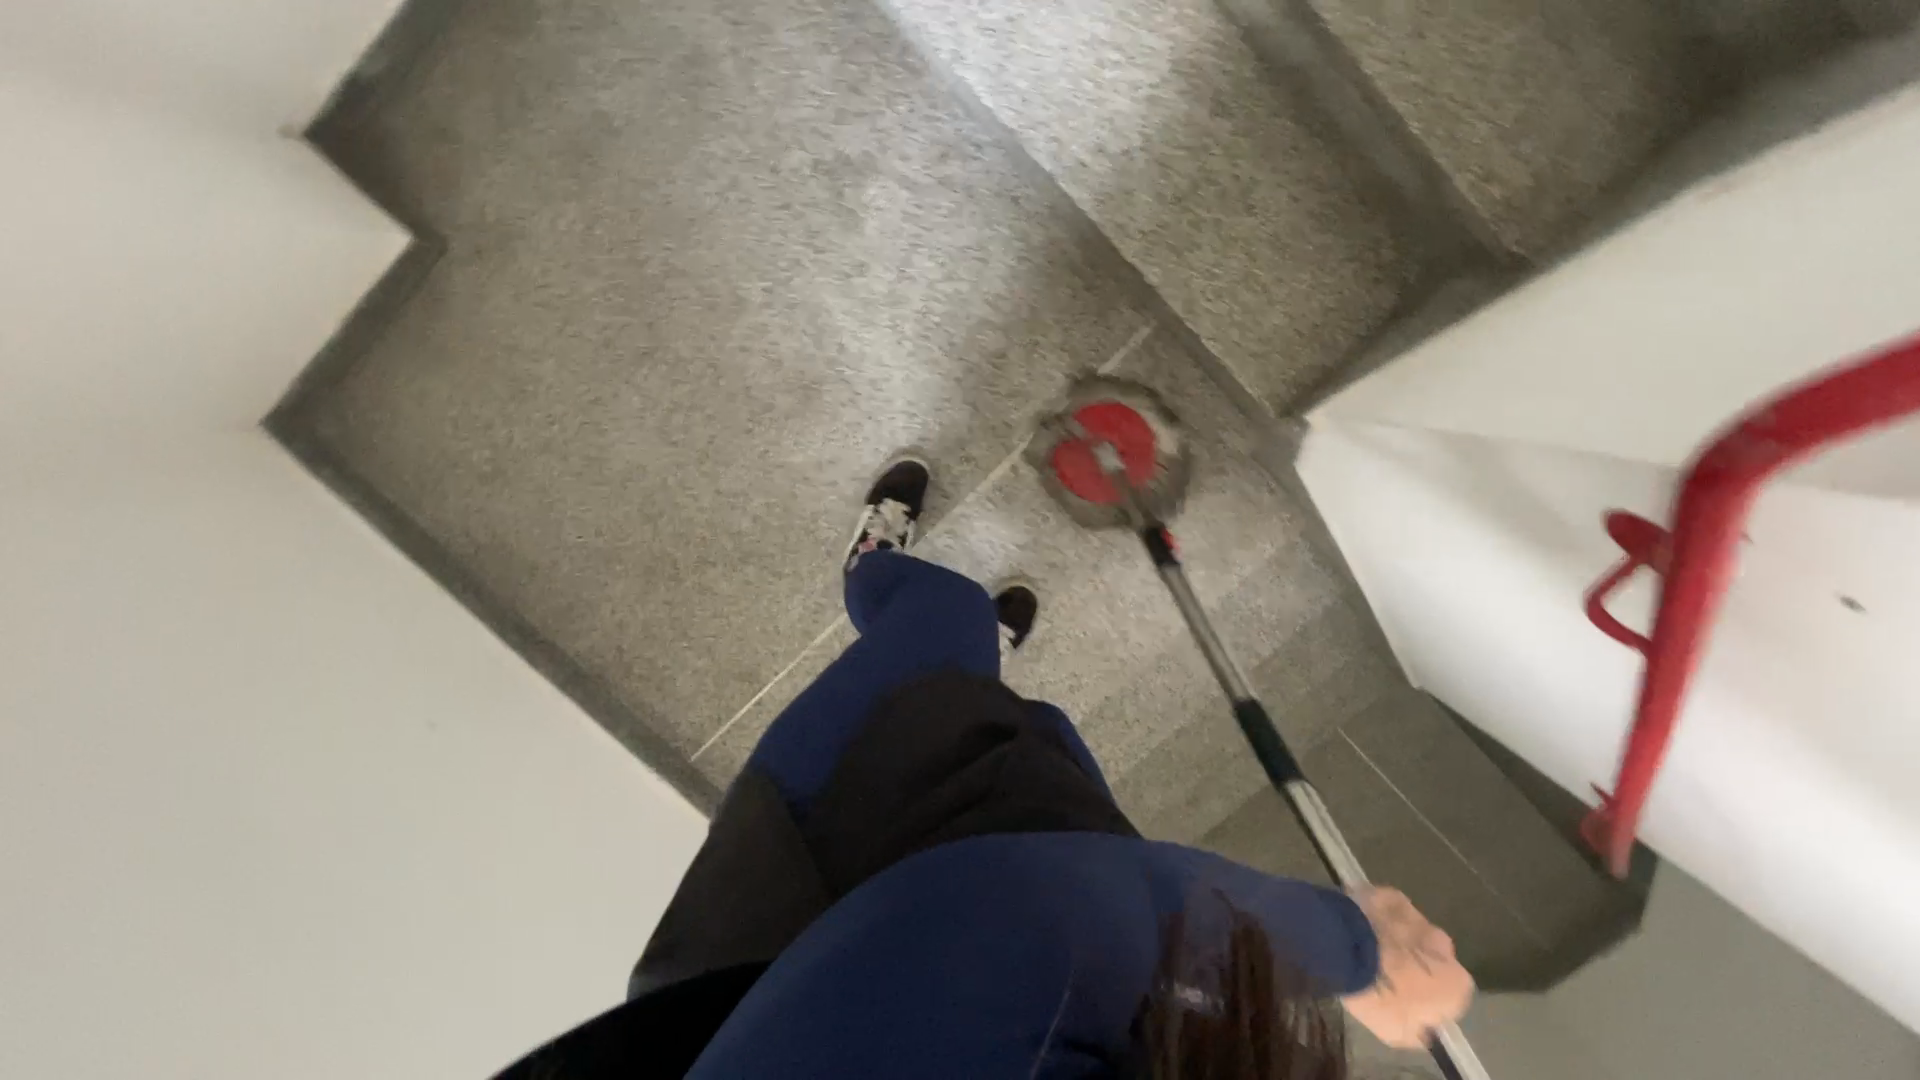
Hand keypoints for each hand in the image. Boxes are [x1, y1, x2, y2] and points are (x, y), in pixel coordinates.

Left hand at [1339, 886, 1474, 1048]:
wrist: (1344, 947)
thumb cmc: (1376, 995)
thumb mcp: (1398, 1033)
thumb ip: (1417, 1031)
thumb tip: (1421, 1028)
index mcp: (1456, 983)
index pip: (1450, 996)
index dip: (1427, 999)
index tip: (1405, 1001)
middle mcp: (1444, 947)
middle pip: (1434, 958)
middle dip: (1415, 963)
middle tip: (1385, 971)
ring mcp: (1417, 915)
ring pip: (1412, 930)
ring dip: (1397, 937)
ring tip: (1366, 946)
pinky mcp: (1390, 894)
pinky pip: (1388, 907)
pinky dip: (1378, 914)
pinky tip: (1358, 922)